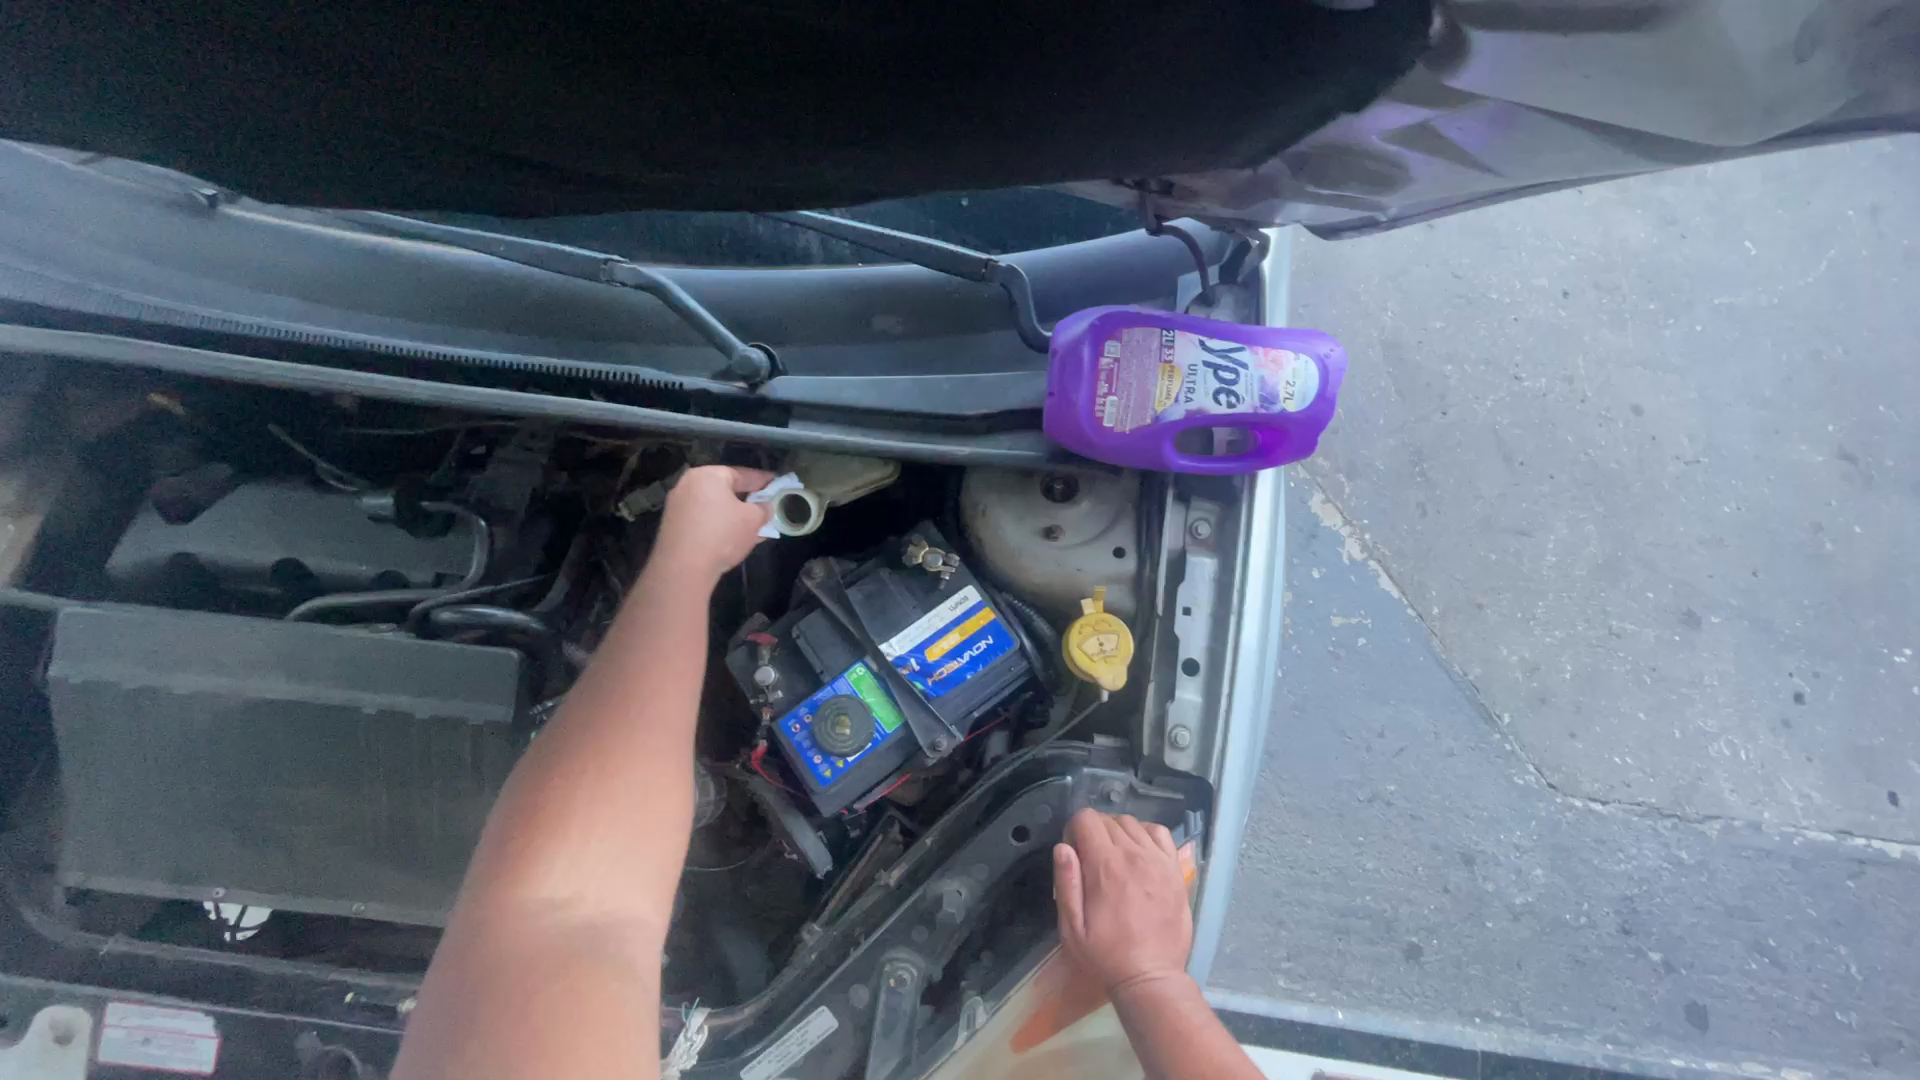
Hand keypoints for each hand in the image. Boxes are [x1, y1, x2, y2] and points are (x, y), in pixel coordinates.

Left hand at [653, 465, 774, 583]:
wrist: (683, 568)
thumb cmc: (722, 534)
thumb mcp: (753, 519)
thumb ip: (763, 509)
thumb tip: (764, 507)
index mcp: (707, 475)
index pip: (741, 474)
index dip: (763, 480)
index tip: (777, 484)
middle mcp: (688, 485)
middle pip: (725, 489)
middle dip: (747, 499)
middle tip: (765, 506)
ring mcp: (677, 506)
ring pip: (714, 506)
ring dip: (734, 515)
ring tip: (754, 526)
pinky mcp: (673, 526)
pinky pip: (704, 519)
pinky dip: (720, 525)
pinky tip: (734, 538)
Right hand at [1053, 809, 1192, 996]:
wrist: (1151, 978)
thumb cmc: (1106, 955)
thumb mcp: (1072, 928)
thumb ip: (1066, 882)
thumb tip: (1062, 847)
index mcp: (1104, 865)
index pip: (1086, 818)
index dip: (1075, 831)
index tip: (1075, 855)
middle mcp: (1133, 854)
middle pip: (1108, 820)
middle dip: (1094, 833)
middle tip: (1093, 862)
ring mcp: (1158, 860)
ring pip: (1133, 824)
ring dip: (1119, 833)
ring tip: (1116, 858)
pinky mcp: (1175, 870)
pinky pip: (1160, 834)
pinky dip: (1147, 834)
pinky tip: (1140, 852)